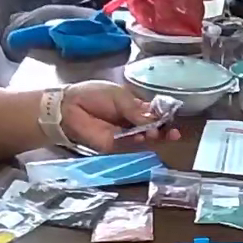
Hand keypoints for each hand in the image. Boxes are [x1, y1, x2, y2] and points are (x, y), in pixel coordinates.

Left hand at [60, 81, 182, 151]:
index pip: (155, 113)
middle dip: (164, 131)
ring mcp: (126, 135)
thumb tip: (155, 119)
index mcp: (135, 106)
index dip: (165, 116)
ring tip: (154, 132)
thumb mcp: (118, 96)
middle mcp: (133, 122)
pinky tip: (143, 136)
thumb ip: (136, 109)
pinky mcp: (117, 146)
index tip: (173, 118)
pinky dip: (139, 143)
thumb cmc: (92, 95)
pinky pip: (132, 147)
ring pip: (146, 139)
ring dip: (154, 137)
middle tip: (172, 132)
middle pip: (154, 128)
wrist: (70, 108)